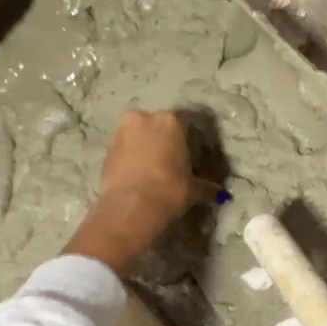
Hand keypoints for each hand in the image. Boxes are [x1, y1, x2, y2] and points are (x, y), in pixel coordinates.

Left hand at [63, 110, 216, 276]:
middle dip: (161, 141)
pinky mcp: (105, 150)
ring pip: (136, 137)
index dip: (186, 143)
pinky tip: (136, 177)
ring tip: (151, 172)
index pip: (182, 125)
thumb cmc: (170, 189)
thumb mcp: (193, 189)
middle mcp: (143, 119)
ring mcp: (121, 132)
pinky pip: (123, 151)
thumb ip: (206, 187)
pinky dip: (129, 160)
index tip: (188, 158)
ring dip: (143, 149)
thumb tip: (220, 194)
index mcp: (169, 120)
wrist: (131, 206)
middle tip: (169, 163)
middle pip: (155, 127)